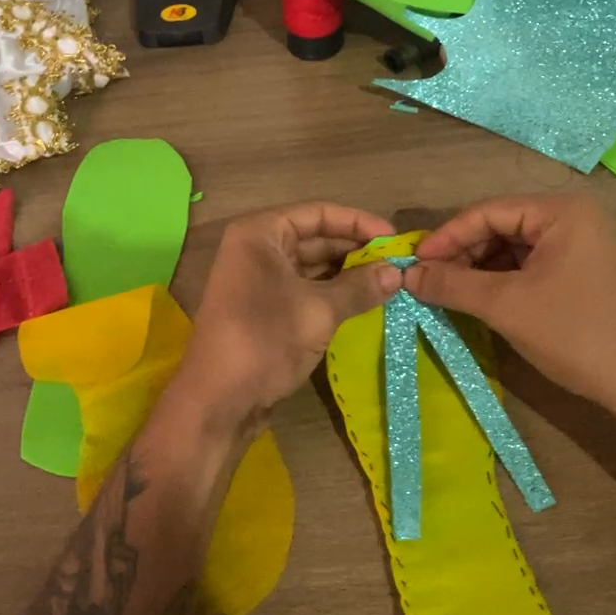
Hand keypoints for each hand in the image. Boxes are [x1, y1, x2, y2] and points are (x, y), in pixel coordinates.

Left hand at [176, 202, 401, 431]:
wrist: (217, 401)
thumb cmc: (264, 340)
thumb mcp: (318, 311)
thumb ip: (359, 287)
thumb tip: (398, 273)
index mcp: (260, 233)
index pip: (318, 213)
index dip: (359, 222)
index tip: (394, 239)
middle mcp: (257, 249)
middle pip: (315, 237)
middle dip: (356, 249)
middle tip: (398, 263)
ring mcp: (260, 280)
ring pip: (312, 266)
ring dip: (348, 273)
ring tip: (389, 282)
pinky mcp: (266, 309)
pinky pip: (306, 290)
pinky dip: (334, 293)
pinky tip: (365, 301)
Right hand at [405, 193, 615, 419]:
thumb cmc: (577, 334)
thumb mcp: (506, 306)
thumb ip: (452, 284)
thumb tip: (407, 274)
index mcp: (563, 210)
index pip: (488, 211)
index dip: (447, 237)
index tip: (414, 262)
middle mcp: (578, 215)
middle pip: (503, 226)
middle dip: (464, 254)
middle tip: (429, 280)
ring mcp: (588, 242)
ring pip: (517, 247)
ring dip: (482, 268)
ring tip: (450, 292)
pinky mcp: (590, 269)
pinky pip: (536, 263)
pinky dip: (506, 280)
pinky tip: (483, 299)